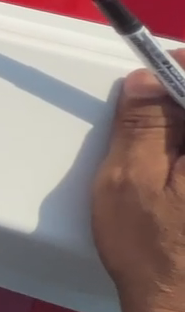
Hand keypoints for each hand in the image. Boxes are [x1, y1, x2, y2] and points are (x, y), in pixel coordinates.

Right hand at [92, 52, 184, 311]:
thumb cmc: (152, 245)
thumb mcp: (130, 180)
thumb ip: (143, 127)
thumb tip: (148, 81)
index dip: (184, 72)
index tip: (160, 66)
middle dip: (180, 103)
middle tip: (157, 101)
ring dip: (182, 131)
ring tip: (165, 138)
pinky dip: (183, 151)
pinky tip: (176, 164)